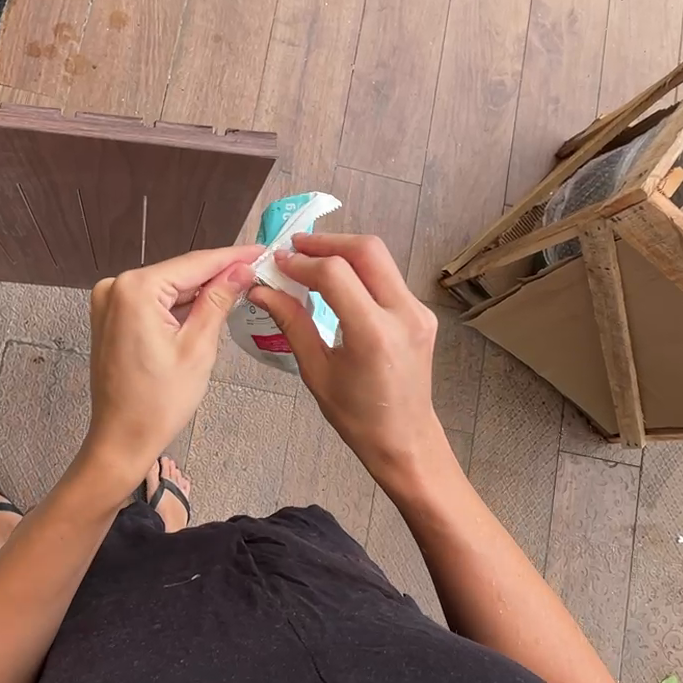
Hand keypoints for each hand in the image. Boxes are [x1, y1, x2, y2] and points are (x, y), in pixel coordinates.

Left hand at [82, 245, 261, 484]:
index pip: (195, 264)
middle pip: (180, 273)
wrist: (122, 439)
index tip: (261, 250)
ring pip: (167, 287)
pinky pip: (152, 301)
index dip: (232, 257)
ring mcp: (108, 301)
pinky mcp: (110, 317)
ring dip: (199, 289)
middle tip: (257, 268)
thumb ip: (218, 301)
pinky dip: (178, 304)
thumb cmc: (159, 402)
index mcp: (135, 290)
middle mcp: (115, 287)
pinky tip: (207, 305)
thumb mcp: (198, 347)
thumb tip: (240, 270)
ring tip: (241, 285)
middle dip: (218, 273)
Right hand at [245, 233, 451, 484]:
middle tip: (295, 247)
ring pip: (380, 258)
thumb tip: (261, 289)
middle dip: (327, 242)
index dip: (302, 263)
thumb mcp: (316, 371)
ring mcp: (418, 311)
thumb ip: (292, 323)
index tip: (277, 263)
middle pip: (367, 250)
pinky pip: (387, 277)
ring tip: (311, 260)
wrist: (406, 439)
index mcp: (374, 334)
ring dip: (344, 251)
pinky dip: (359, 269)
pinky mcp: (421, 313)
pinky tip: (336, 281)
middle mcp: (403, 314)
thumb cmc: (357, 416)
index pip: (335, 274)